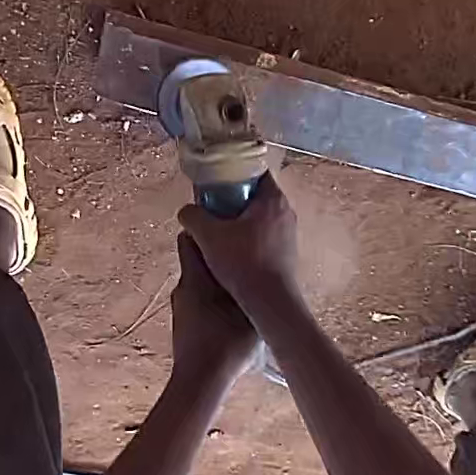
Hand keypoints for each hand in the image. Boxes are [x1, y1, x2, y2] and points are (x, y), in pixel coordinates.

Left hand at [170, 234, 259, 383]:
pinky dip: (211, 304)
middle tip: (242, 265)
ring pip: (198, 284)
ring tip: (242, 295)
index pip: (189, 240)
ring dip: (216, 285)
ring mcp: (181, 307)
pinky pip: (197, 304)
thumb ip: (251, 289)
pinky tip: (229, 319)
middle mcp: (183, 287)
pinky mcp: (182, 325)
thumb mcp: (249, 311)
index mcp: (195, 277)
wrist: (200, 381)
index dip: (205, 234)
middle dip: (217, 261)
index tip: (225, 233)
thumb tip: (262, 276)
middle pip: (196, 262)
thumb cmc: (226, 342)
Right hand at [175, 174, 305, 325]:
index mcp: (272, 199)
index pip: (255, 170)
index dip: (234, 171)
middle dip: (233, 197)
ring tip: (218, 229)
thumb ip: (193, 217)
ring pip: (260, 215)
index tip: (216, 180)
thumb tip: (186, 211)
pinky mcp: (287, 252)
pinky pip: (265, 233)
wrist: (271, 303)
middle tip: (211, 205)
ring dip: (240, 219)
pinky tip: (231, 249)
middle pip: (256, 193)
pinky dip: (248, 235)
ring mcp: (289, 233)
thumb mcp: (208, 236)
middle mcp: (286, 212)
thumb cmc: (243, 263)